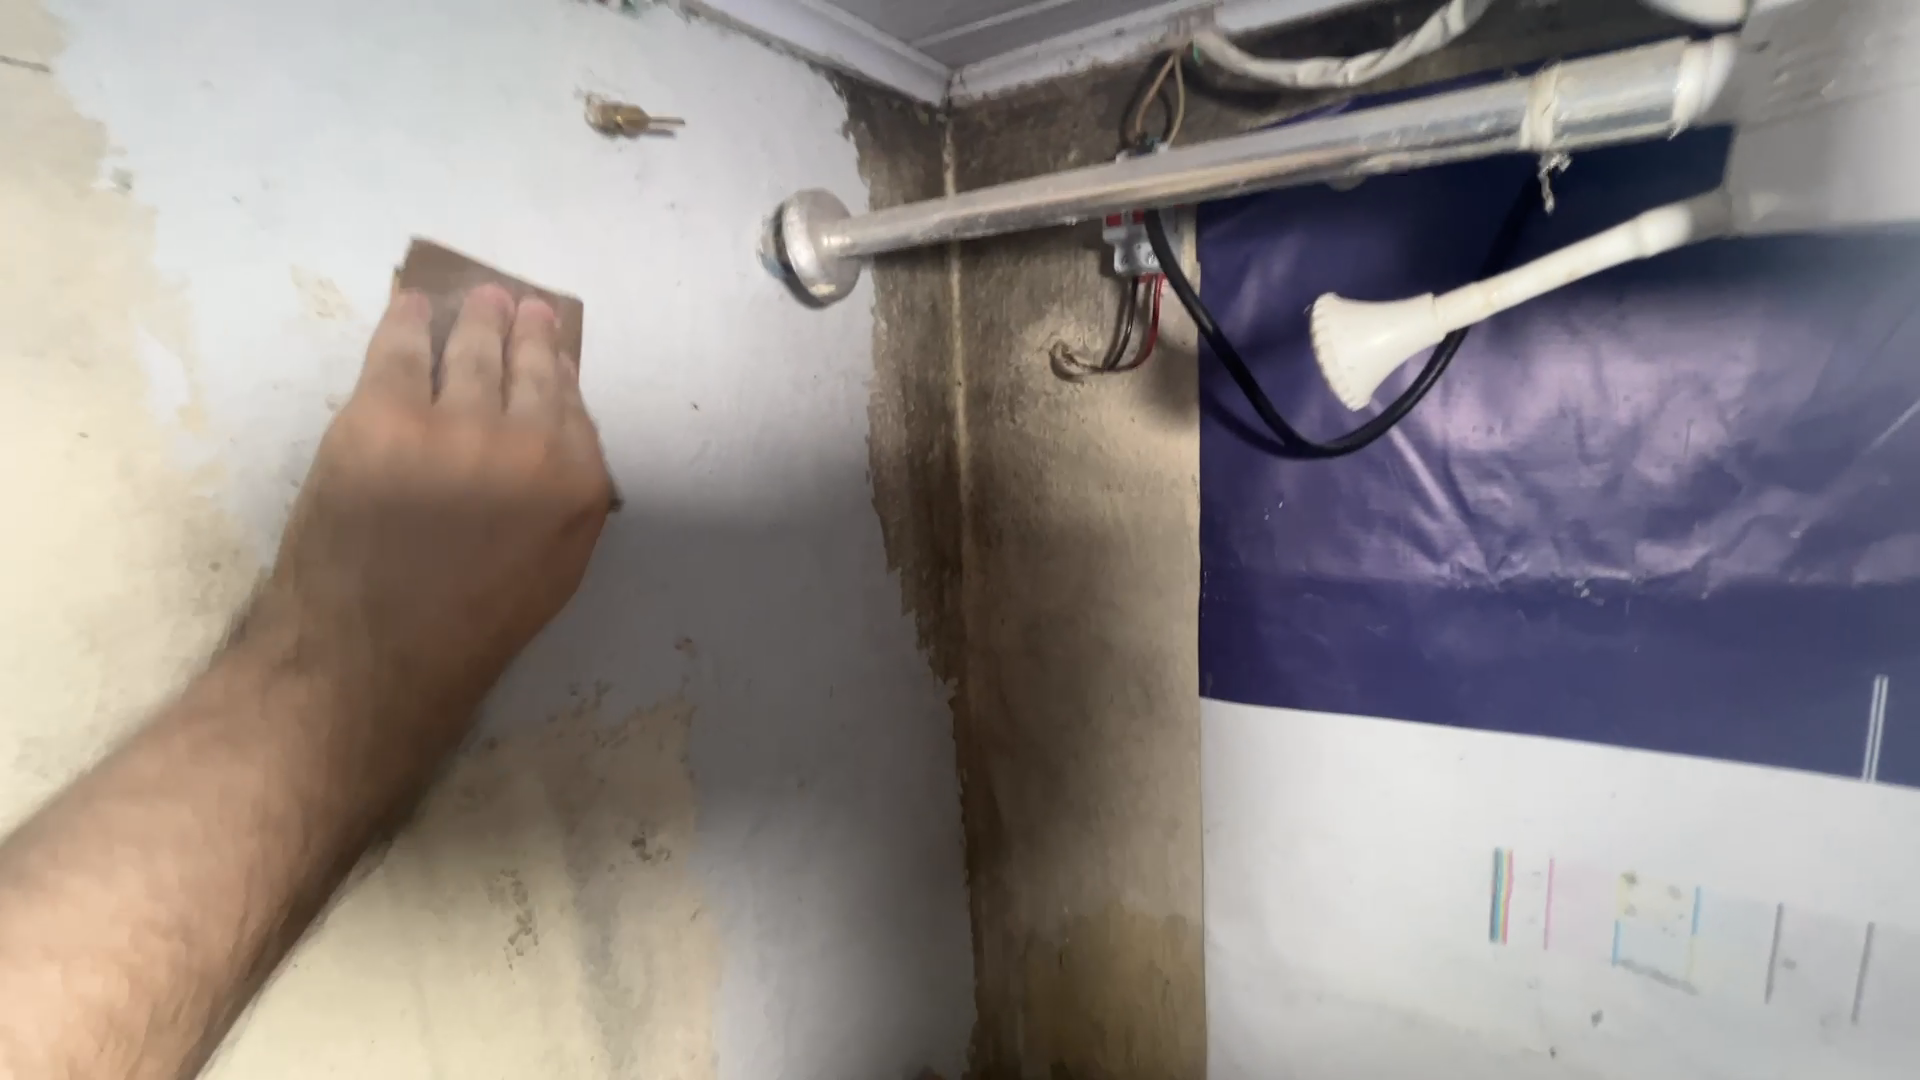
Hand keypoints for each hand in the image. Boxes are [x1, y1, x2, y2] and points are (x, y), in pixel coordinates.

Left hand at [247, 285, 610, 734]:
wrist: (382, 646)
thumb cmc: (485, 615)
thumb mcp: (565, 562)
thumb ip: (578, 494)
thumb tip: (565, 434)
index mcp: (578, 481)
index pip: (573, 405)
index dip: (560, 368)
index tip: (554, 346)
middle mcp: (528, 442)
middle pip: (529, 367)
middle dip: (528, 329)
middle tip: (523, 302)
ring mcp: (454, 424)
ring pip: (471, 349)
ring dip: (478, 314)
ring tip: (481, 293)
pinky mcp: (380, 417)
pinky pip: (401, 350)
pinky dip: (409, 319)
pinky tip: (416, 303)